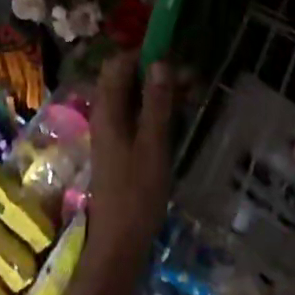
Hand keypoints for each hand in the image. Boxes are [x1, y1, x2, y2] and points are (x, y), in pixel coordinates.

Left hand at [87, 53, 173, 261]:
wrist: (119, 241)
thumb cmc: (136, 192)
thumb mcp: (153, 145)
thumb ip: (156, 103)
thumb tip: (160, 61)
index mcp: (107, 109)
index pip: (117, 65)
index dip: (142, 54)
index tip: (173, 53)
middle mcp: (104, 113)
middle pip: (124, 79)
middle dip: (154, 71)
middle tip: (190, 77)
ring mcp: (110, 130)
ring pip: (131, 97)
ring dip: (157, 90)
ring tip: (191, 92)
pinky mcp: (118, 146)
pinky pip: (134, 115)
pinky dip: (153, 109)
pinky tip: (176, 115)